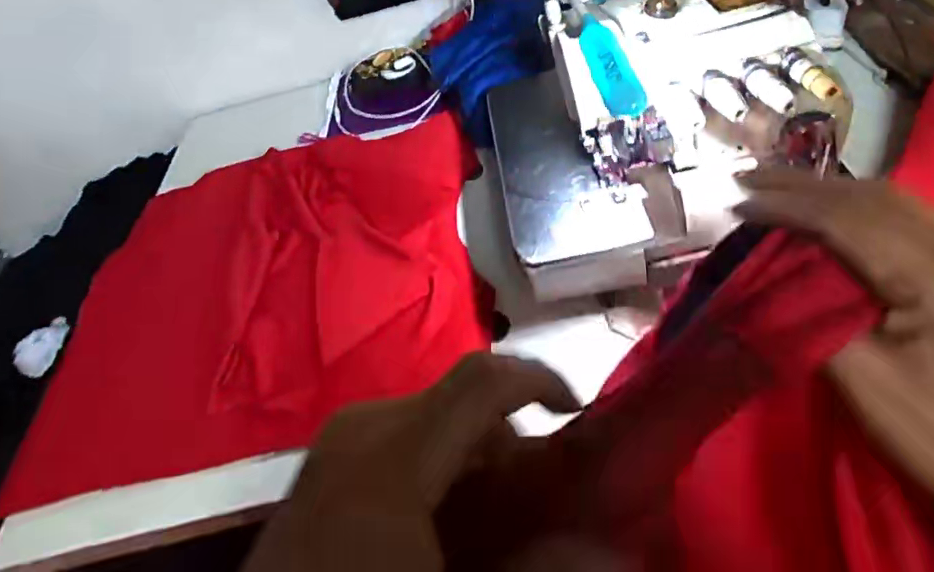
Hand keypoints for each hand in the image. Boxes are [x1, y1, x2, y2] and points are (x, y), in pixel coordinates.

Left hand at [243, 353, 579, 571]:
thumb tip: (613, 552)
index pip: (482, 379)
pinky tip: (440, 507)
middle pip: (461, 393)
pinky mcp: (320, 464)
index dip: (539, 380)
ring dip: (473, 441)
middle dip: (508, 426)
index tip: (576, 411)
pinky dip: (436, 452)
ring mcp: (335, 443)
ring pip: (431, 411)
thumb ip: (533, 564)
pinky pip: (398, 431)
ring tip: (491, 502)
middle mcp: (363, 428)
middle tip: (535, 482)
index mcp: (393, 453)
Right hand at [739, 170, 933, 571]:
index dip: (795, 204)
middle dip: (812, 187)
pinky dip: (875, 212)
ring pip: (907, 204)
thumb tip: (774, 254)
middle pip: (884, 202)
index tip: (744, 196)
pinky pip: (928, 222)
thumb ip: (815, 308)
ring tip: (788, 189)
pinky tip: (843, 210)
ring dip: (842, 193)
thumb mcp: (862, 382)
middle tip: (756, 180)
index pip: (859, 224)